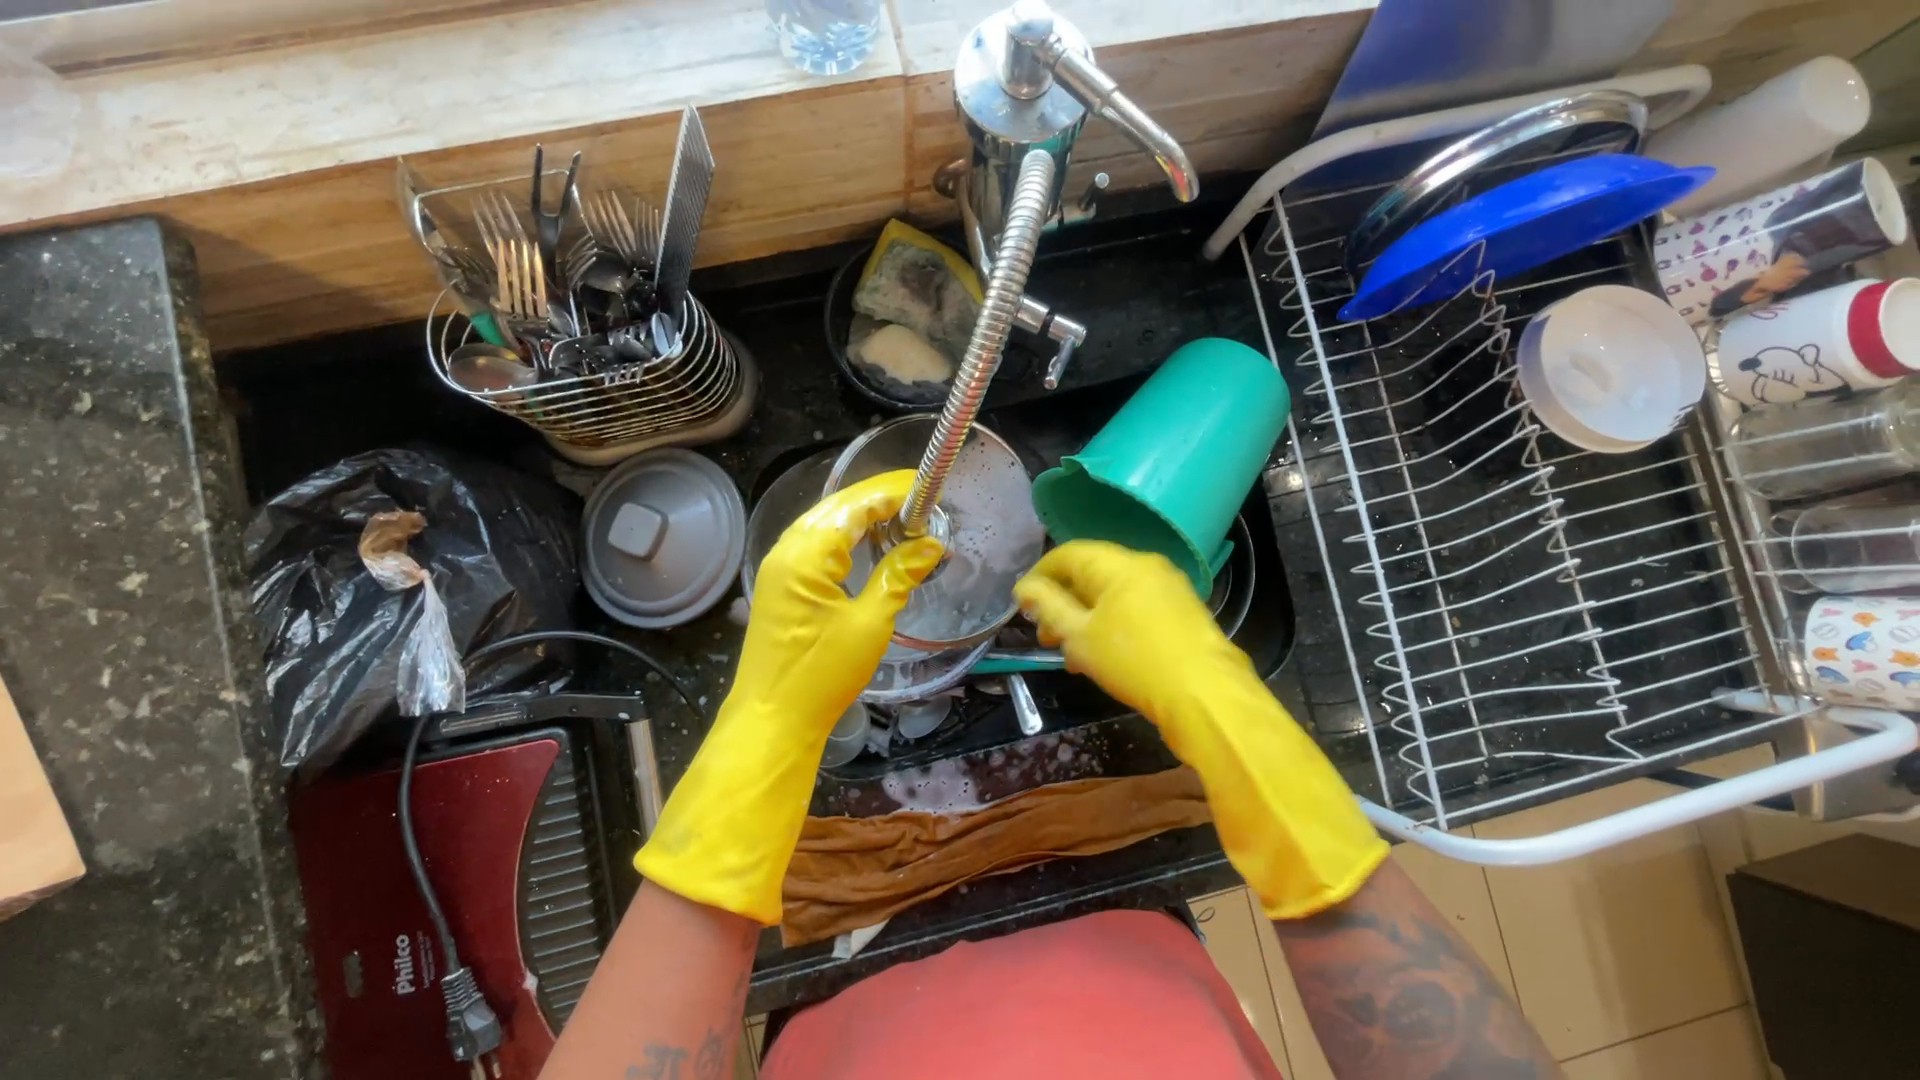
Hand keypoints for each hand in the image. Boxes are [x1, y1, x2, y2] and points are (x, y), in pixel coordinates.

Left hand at [634, 470, 942, 924]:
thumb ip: (899, 575)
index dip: (890, 496)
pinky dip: (843, 540)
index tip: (926, 494)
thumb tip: (932, 545)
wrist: (774, 719)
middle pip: (834, 509)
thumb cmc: (822, 673)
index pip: (852, 507)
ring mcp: (778, 568)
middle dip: (876, 503)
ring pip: (822, 526)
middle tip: (919, 508)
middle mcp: (786, 551)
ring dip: (859, 520)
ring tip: (901, 523)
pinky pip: (813, 547)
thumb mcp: (871, 622)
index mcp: (805, 554)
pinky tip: (867, 548)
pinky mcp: (779, 587)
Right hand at [1014, 540, 1386, 918]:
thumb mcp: (1079, 636)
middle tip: (1045, 637)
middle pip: (1091, 573)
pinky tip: (1102, 660)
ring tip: (1071, 655)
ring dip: (1086, 619)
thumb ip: (1048, 607)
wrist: (1206, 696)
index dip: (1039, 576)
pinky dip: (1111, 626)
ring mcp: (1168, 589)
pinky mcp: (1182, 613)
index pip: (1068, 554)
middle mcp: (1146, 566)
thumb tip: (1025, 587)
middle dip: (1062, 602)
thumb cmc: (1134, 661)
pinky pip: (1135, 609)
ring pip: (1113, 595)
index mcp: (1119, 563)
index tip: (1021, 606)